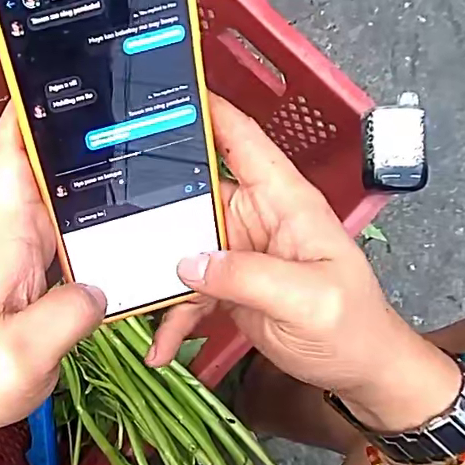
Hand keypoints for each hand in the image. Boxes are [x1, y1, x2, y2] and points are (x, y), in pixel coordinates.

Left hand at [0, 104, 105, 445]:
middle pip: (45, 166)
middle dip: (76, 130)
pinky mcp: (37, 276)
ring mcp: (27, 254)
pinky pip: (71, 236)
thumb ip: (67, 315)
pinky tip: (125, 220)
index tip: (50, 66)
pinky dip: (94, 220)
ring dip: (90, 174)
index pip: (12, 154)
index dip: (27, 107)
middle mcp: (15, 235)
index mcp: (6, 238)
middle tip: (125, 102)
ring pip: (62, 200)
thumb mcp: (22, 353)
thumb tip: (102, 286)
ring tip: (138, 152)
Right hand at [145, 95, 460, 430]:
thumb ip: (248, 276)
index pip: (242, 140)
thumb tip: (187, 263)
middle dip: (153, 194)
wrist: (358, 370)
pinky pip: (187, 289)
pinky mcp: (226, 281)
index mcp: (282, 200)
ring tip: (127, 291)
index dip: (207, 110)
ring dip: (155, 268)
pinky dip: (171, 315)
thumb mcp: (308, 300)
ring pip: (180, 243)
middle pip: (194, 189)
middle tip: (106, 198)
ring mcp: (236, 249)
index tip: (162, 94)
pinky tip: (158, 345)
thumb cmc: (351, 327)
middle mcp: (254, 216)